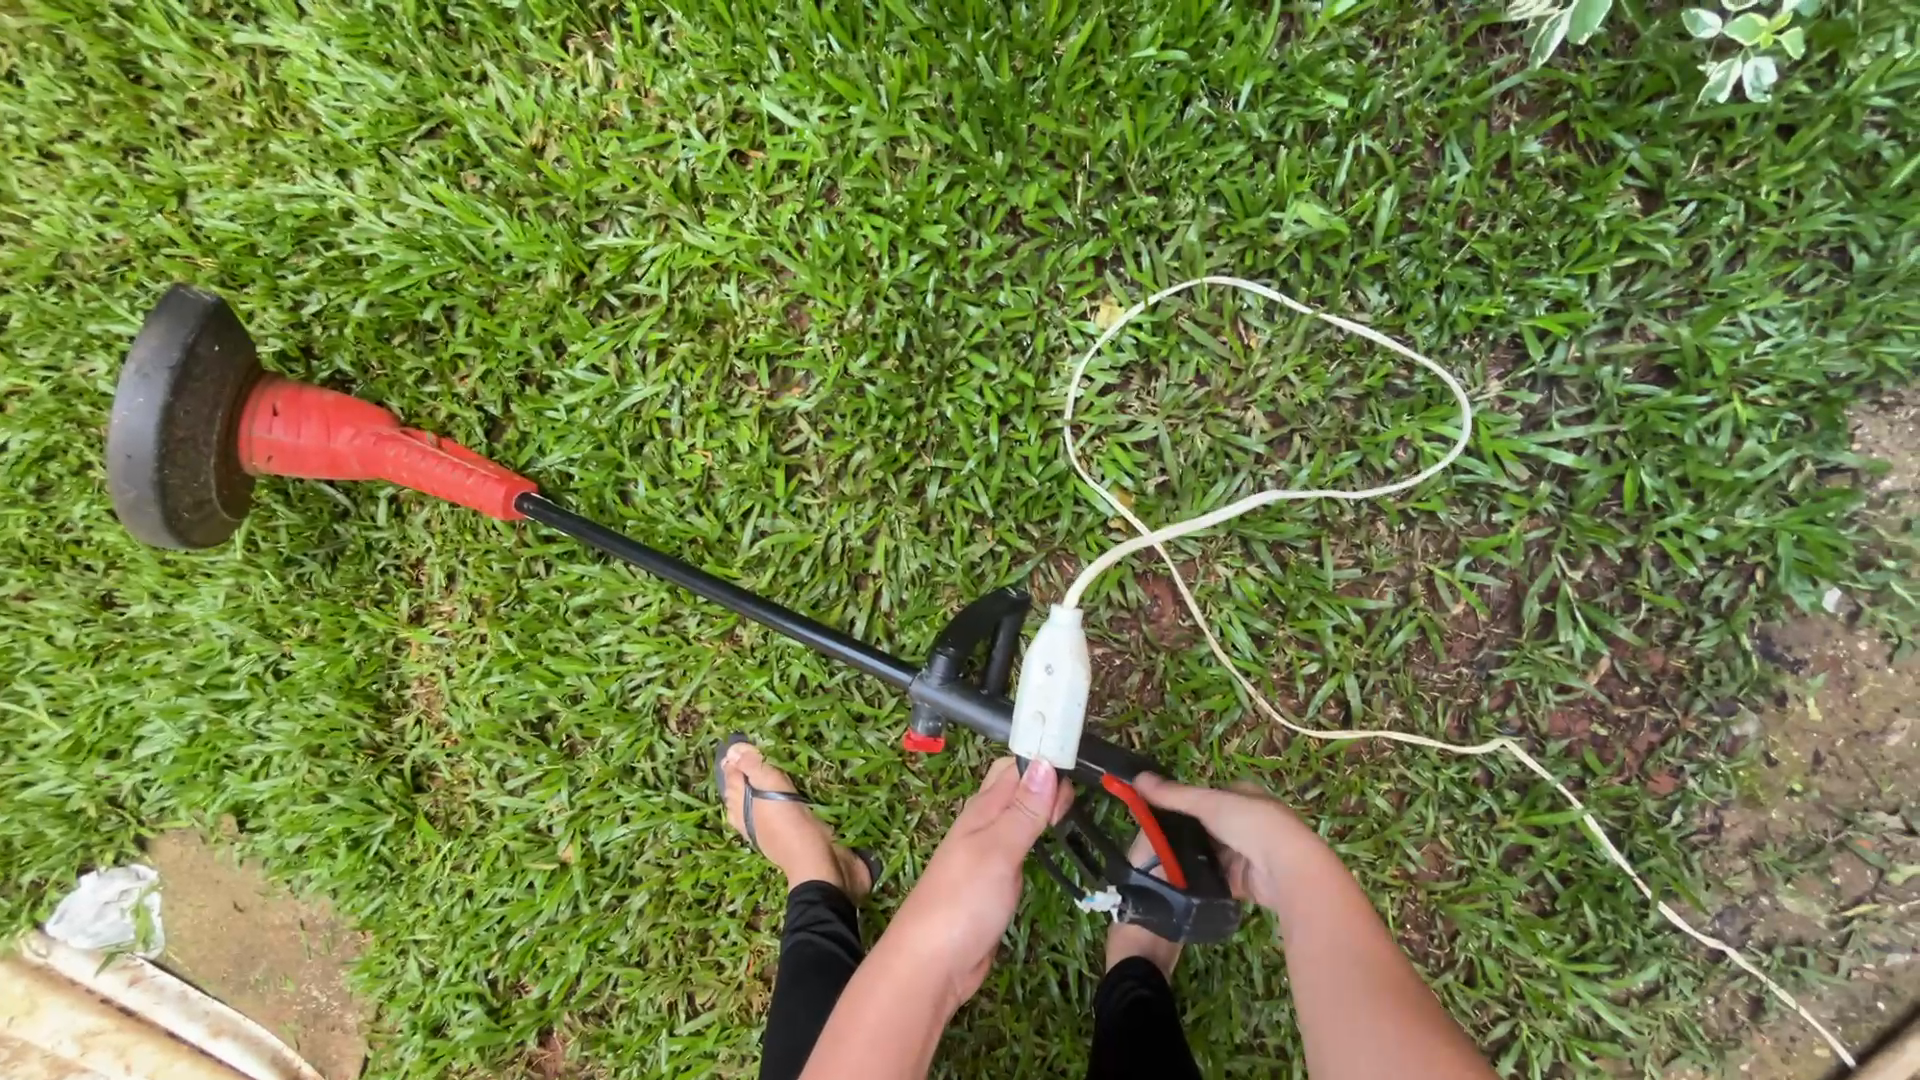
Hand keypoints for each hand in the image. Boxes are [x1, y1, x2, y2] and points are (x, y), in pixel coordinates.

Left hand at [880, 757, 1070, 1009]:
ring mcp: (989, 852)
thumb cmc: (962, 902)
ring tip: (1075, 808)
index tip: (1078, 763)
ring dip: (1044, 806)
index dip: (1045, 760)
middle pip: (1017, 788)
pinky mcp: (995, 880)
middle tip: (1082, 791)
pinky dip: (1038, 837)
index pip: (1016, 768)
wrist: (931, 965)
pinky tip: (1052, 843)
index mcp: (982, 809)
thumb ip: (1023, 811)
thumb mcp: (998, 850)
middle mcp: (984, 824)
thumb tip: (1045, 763)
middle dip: (1047, 781)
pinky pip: (1020, 845)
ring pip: (1020, 816)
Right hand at [1132, 773, 1321, 911]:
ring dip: (1194, 859)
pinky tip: (1181, 882)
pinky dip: (1202, 880)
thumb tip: (1137, 778)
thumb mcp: (1208, 803)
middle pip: (1209, 827)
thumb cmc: (1252, 823)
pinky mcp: (1248, 880)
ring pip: (1212, 854)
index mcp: (1245, 796)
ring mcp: (1249, 852)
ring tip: (1162, 862)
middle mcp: (1249, 822)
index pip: (1210, 796)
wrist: (1288, 869)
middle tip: (1156, 841)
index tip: (1160, 812)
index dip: (1186, 802)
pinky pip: (1218, 879)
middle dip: (1188, 834)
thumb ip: (1173, 795)